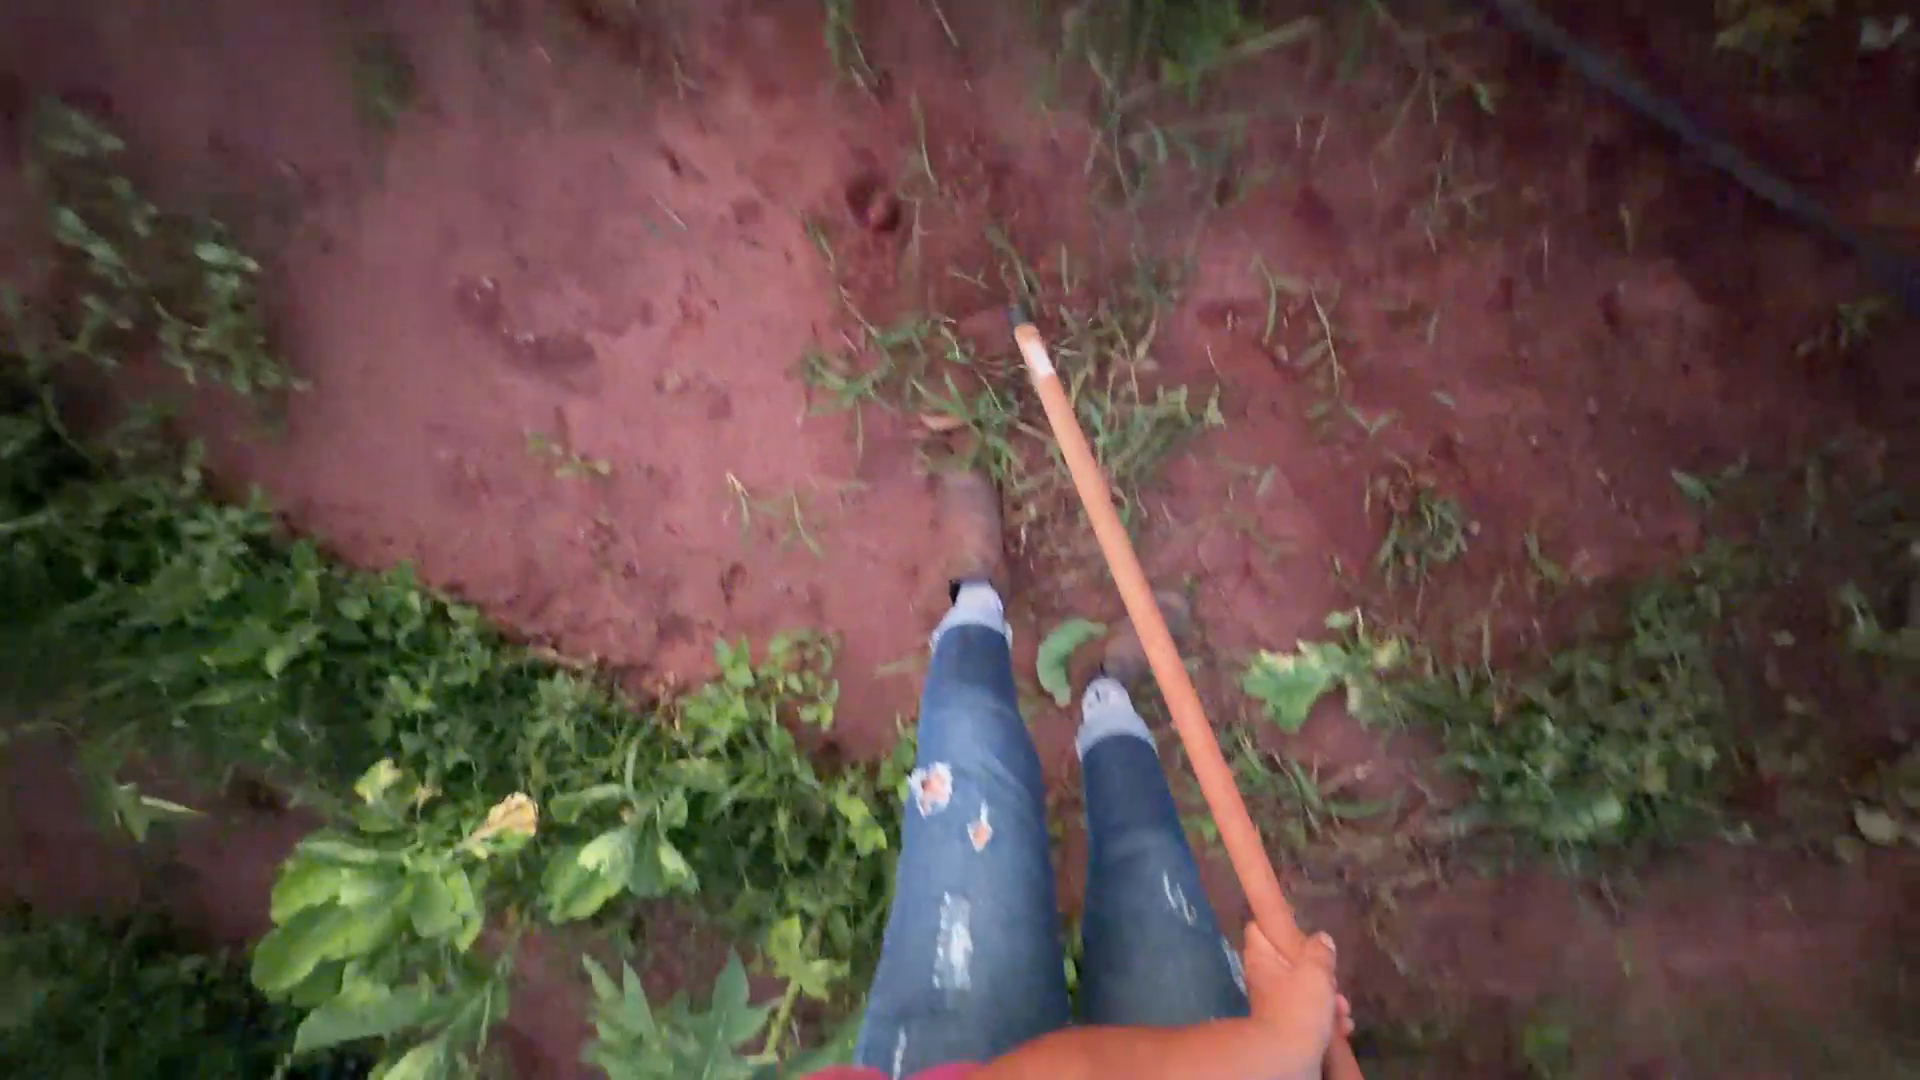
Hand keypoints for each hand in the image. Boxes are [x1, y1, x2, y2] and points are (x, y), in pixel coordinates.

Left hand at [1241, 924, 1353, 1078]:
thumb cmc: (1298, 1007)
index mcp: (1261, 956)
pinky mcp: (1287, 1026)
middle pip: (1289, 961)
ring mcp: (1274, 1002)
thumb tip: (1321, 937)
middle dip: (1317, 971)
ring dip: (1327, 997)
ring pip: (1302, 989)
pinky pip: (1307, 1014)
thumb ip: (1319, 952)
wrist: (1288, 1057)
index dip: (1279, 925)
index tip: (1302, 931)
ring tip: (1343, 1009)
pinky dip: (1326, 1018)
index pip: (1259, 928)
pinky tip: (1343, 1025)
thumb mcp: (1315, 972)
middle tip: (1333, 980)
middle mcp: (1263, 976)